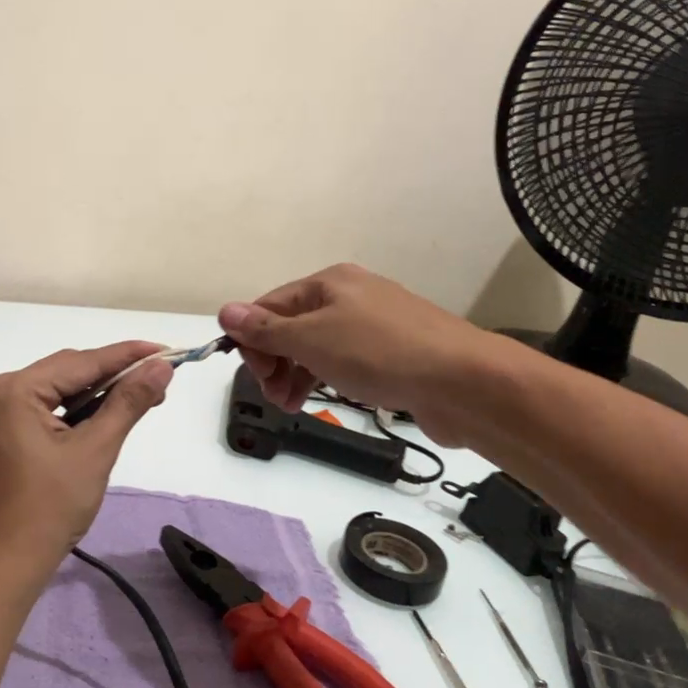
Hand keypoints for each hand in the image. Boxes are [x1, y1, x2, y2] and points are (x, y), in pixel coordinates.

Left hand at [0, 342, 173, 578]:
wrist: (7, 563)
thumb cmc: (51, 508)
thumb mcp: (96, 450)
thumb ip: (128, 402)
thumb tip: (160, 367)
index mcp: (14, 390)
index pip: (80, 362)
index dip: (126, 355)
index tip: (164, 349)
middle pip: (65, 372)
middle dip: (112, 375)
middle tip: (158, 379)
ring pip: (53, 390)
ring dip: (94, 394)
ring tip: (139, 396)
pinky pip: (40, 409)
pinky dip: (71, 411)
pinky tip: (102, 415)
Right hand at [217, 264, 504, 446]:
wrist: (462, 381)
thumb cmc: (380, 352)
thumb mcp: (312, 339)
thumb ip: (266, 329)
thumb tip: (224, 311)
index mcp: (329, 282)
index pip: (269, 306)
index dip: (253, 341)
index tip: (256, 377)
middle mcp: (350, 295)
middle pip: (292, 325)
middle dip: (275, 360)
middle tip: (275, 395)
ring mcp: (374, 323)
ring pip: (317, 346)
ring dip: (296, 373)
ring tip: (293, 405)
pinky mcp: (393, 352)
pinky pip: (344, 360)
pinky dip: (326, 377)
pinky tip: (322, 397)